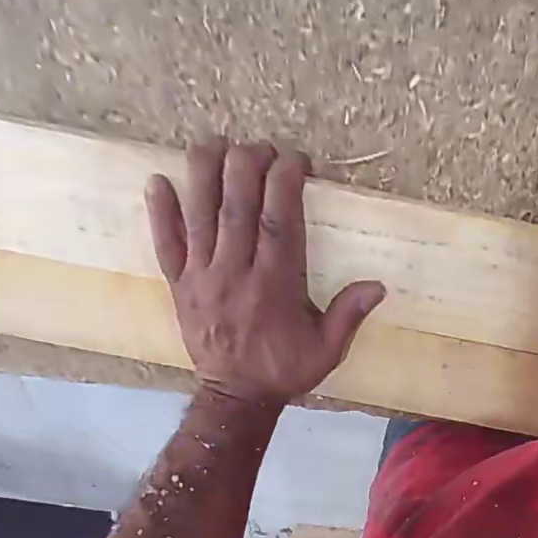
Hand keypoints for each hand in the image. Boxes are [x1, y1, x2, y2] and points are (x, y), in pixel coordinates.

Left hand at [146, 139, 385, 405]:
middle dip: (248, 165)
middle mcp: (235, 273)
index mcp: (274, 286)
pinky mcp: (179, 284)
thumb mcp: (328, 350)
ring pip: (199, 214)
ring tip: (214, 142)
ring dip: (204, 172)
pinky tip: (158, 181)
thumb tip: (378, 286)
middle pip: (236, 206)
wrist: (237, 395)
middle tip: (261, 146)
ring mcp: (201, 277)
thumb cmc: (287, 369)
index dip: (285, 182)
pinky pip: (165, 242)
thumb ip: (349, 315)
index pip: (278, 221)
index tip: (295, 159)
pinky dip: (160, 211)